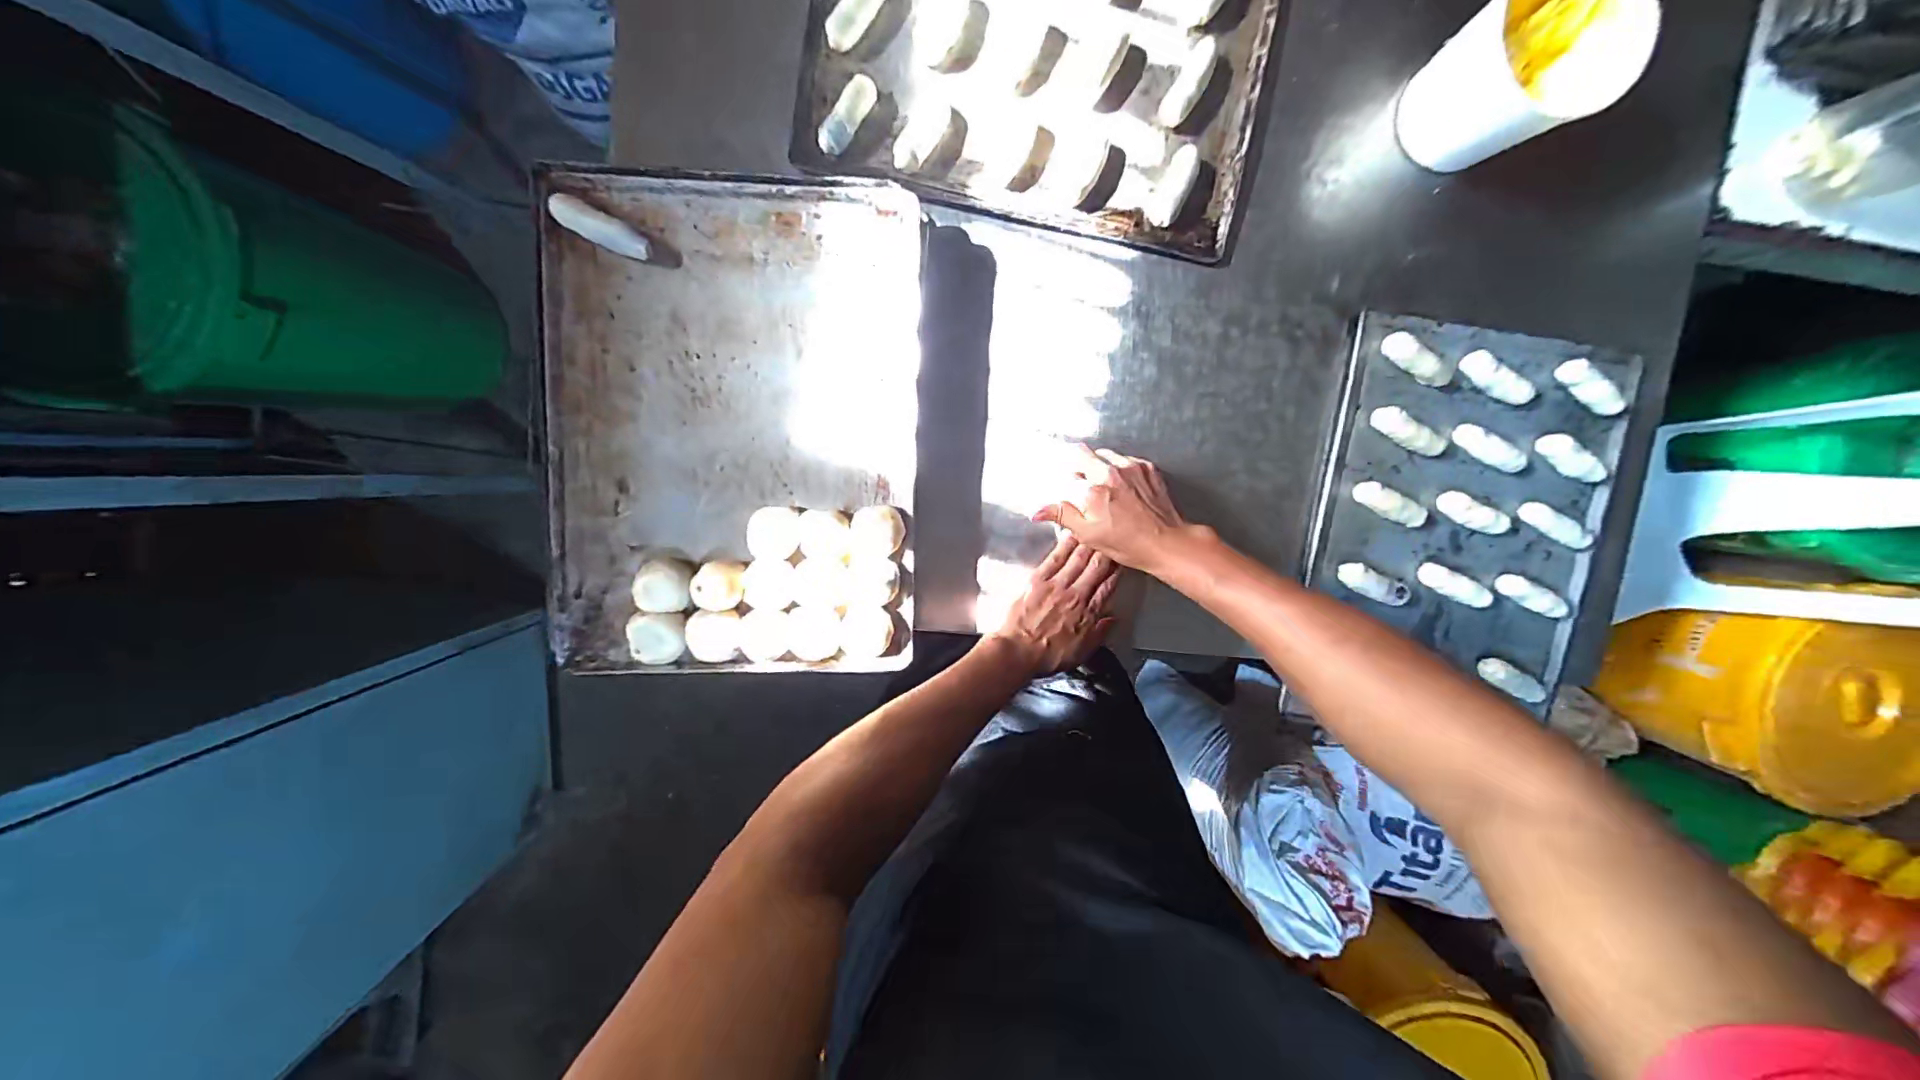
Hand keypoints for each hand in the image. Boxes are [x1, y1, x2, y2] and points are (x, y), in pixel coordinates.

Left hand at [987, 534, 1120, 675]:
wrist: (1017, 652)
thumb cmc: (1048, 655)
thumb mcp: (1082, 651)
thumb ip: (1099, 633)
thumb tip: (1113, 618)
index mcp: (1088, 613)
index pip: (1108, 586)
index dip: (1117, 571)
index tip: (1123, 560)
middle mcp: (1076, 595)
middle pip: (1097, 568)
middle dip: (1108, 551)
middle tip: (1113, 537)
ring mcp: (1057, 586)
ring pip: (1079, 558)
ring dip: (1090, 543)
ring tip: (1097, 529)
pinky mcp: (1038, 580)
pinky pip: (1055, 558)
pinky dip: (1065, 544)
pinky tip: (1072, 533)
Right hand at [1034, 446, 1193, 572]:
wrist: (1167, 542)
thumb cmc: (1128, 542)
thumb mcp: (1088, 534)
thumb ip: (1062, 516)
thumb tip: (1036, 511)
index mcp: (1094, 488)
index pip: (1069, 471)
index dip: (1064, 476)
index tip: (1063, 480)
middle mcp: (1112, 472)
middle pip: (1086, 454)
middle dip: (1079, 464)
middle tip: (1079, 479)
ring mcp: (1132, 467)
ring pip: (1107, 455)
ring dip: (1100, 463)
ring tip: (1101, 482)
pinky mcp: (1148, 468)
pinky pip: (1127, 460)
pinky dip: (1120, 467)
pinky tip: (1122, 484)